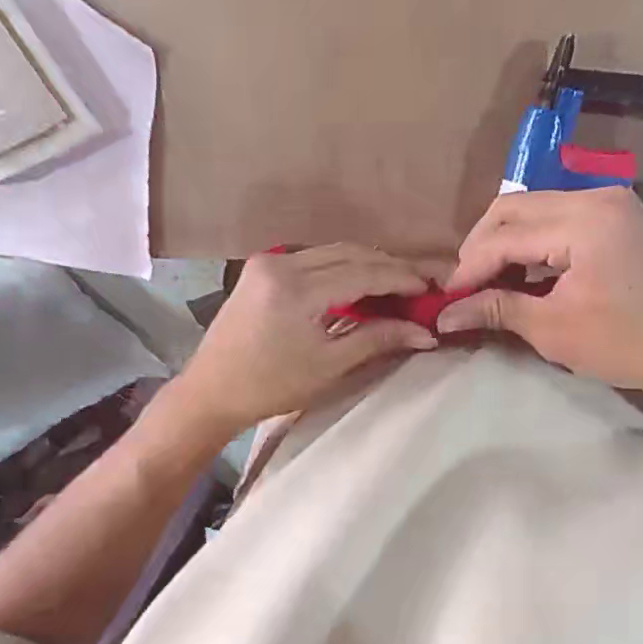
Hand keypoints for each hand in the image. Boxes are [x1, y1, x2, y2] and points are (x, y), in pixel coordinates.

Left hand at [170, 244, 437, 432]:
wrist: (211, 391)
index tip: (431, 288)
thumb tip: (425, 332)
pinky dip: (338, 268)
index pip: (363, 271)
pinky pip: (311, 259)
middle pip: (348, 253)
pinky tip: (356, 285)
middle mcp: (280, 263)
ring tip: (394, 286)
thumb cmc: (270, 386)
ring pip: (330, 252)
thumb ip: (377, 339)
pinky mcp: (258, 269)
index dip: (401, 278)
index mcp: (296, 288)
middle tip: (418, 286)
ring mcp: (266, 262)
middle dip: (387, 267)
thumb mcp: (328, 366)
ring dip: (364, 265)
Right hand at [435, 187, 642, 407]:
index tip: (445, 300)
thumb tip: (443, 314)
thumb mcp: (552, 329)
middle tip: (464, 287)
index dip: (467, 269)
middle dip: (479, 248)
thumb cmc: (627, 345)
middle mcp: (596, 198)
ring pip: (531, 209)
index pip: (503, 238)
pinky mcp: (616, 215)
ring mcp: (610, 202)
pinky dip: (530, 241)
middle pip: (511, 209)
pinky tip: (521, 272)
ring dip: (502, 242)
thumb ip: (494, 310)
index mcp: (584, 223)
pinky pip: (555, 216)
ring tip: (488, 282)